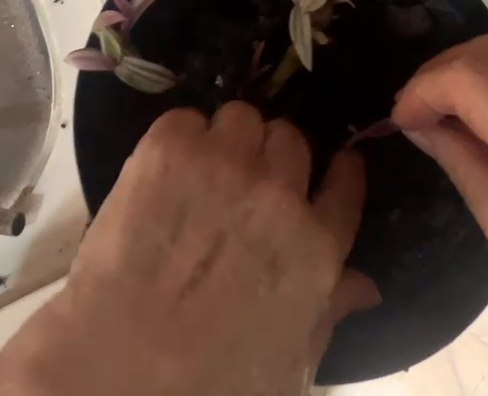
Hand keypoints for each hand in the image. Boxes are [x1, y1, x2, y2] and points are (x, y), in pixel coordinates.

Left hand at [0, 103, 377, 395]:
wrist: (122, 364)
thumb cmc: (212, 380)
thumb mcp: (290, 360)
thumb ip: (328, 310)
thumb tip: (365, 286)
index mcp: (316, 245)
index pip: (345, 182)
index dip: (338, 172)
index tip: (331, 168)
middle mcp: (276, 192)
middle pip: (289, 138)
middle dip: (273, 157)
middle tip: (247, 181)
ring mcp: (222, 163)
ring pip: (240, 117)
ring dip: (228, 140)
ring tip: (204, 171)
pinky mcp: (168, 147)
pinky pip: (186, 118)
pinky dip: (180, 137)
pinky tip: (166, 170)